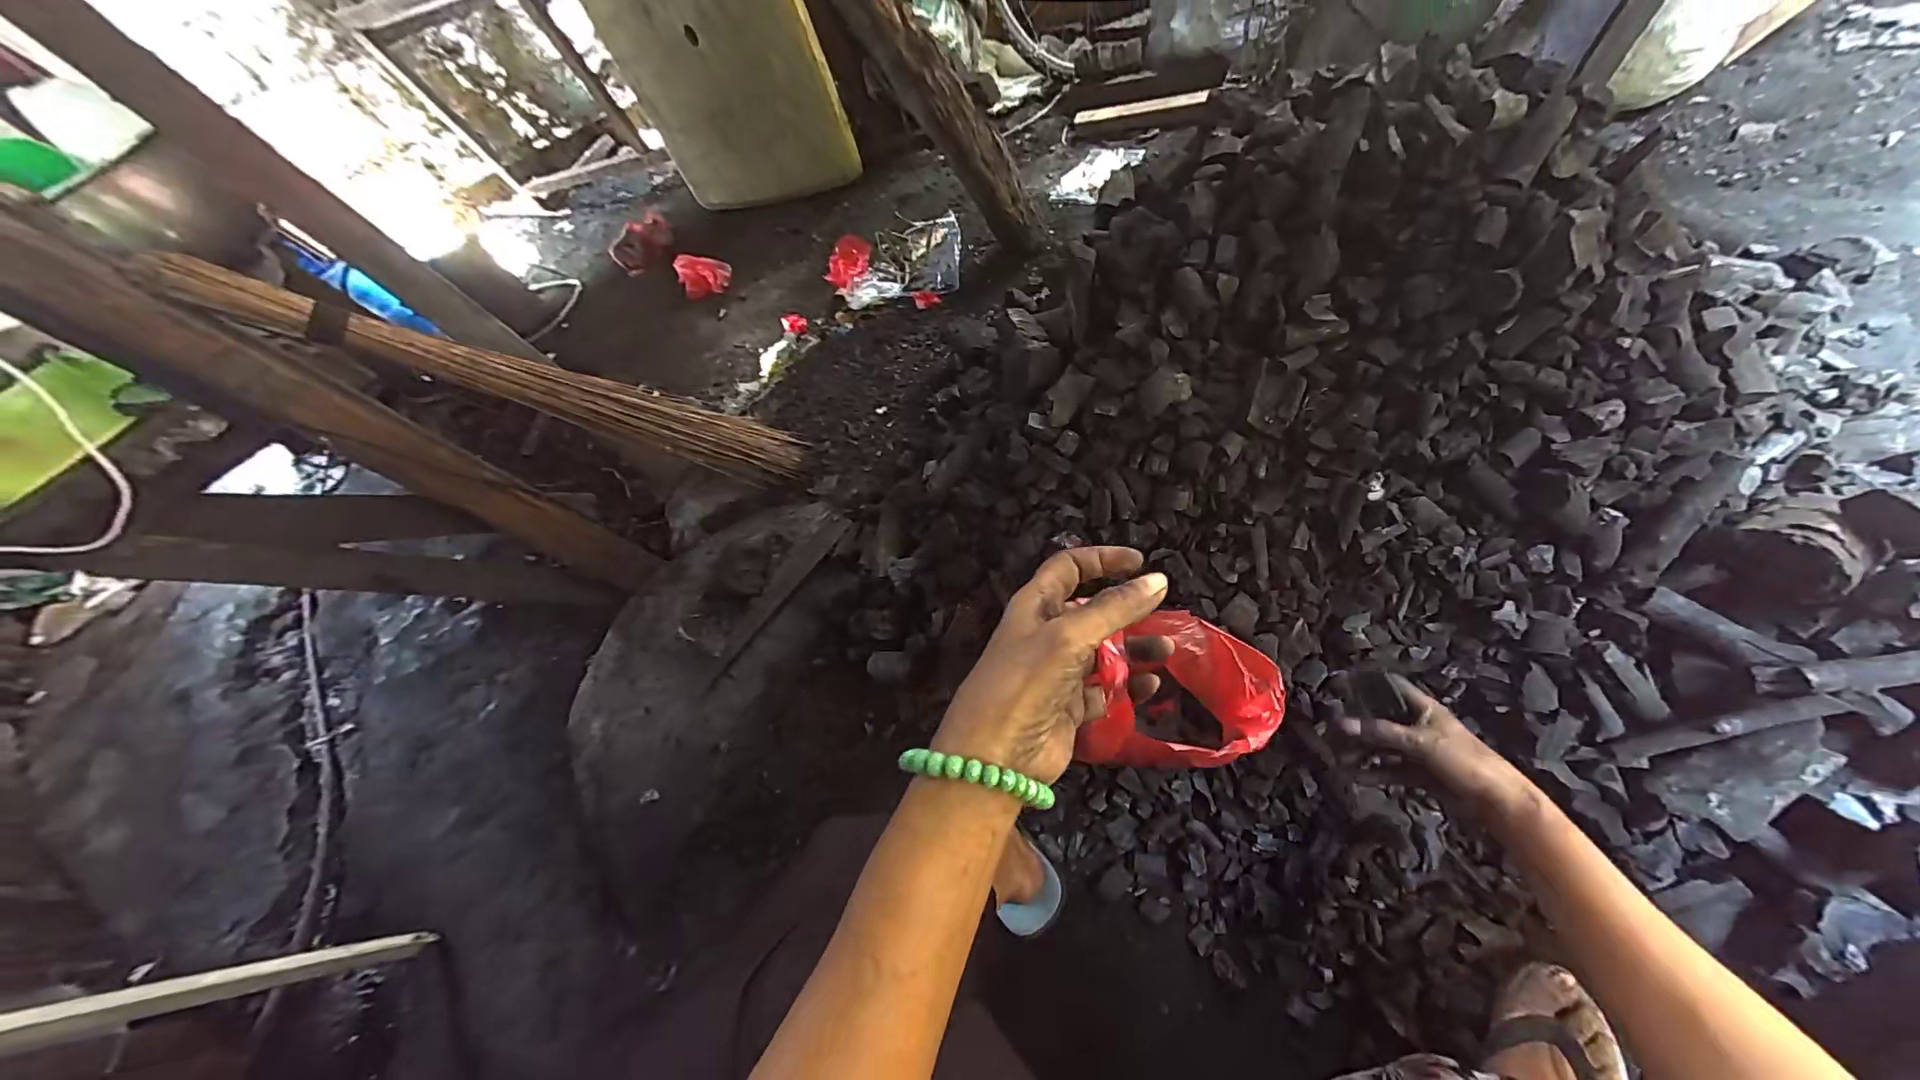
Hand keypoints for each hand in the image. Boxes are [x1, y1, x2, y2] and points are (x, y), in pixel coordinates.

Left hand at [932, 547, 1171, 783]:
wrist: (996, 757)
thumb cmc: (1026, 682)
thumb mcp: (1068, 636)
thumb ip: (1114, 608)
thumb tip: (1157, 580)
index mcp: (1035, 606)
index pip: (1068, 568)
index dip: (1102, 560)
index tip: (1140, 563)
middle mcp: (1046, 635)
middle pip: (1091, 611)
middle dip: (1127, 610)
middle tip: (1163, 614)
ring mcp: (1058, 672)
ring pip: (1103, 651)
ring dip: (1135, 649)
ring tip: (1167, 651)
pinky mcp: (1069, 707)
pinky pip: (1106, 689)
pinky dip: (1129, 686)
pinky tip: (1151, 686)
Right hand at [1335, 673, 1528, 815]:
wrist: (1499, 802)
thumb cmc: (1464, 761)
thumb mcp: (1420, 743)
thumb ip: (1380, 733)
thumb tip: (1340, 723)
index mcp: (1423, 709)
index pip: (1390, 687)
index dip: (1366, 684)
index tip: (1339, 686)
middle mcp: (1418, 725)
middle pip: (1380, 719)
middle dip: (1357, 725)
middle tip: (1330, 732)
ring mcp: (1418, 750)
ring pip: (1382, 746)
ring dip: (1361, 751)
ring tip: (1338, 758)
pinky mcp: (1419, 772)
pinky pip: (1389, 768)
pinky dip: (1372, 772)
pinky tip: (1354, 776)